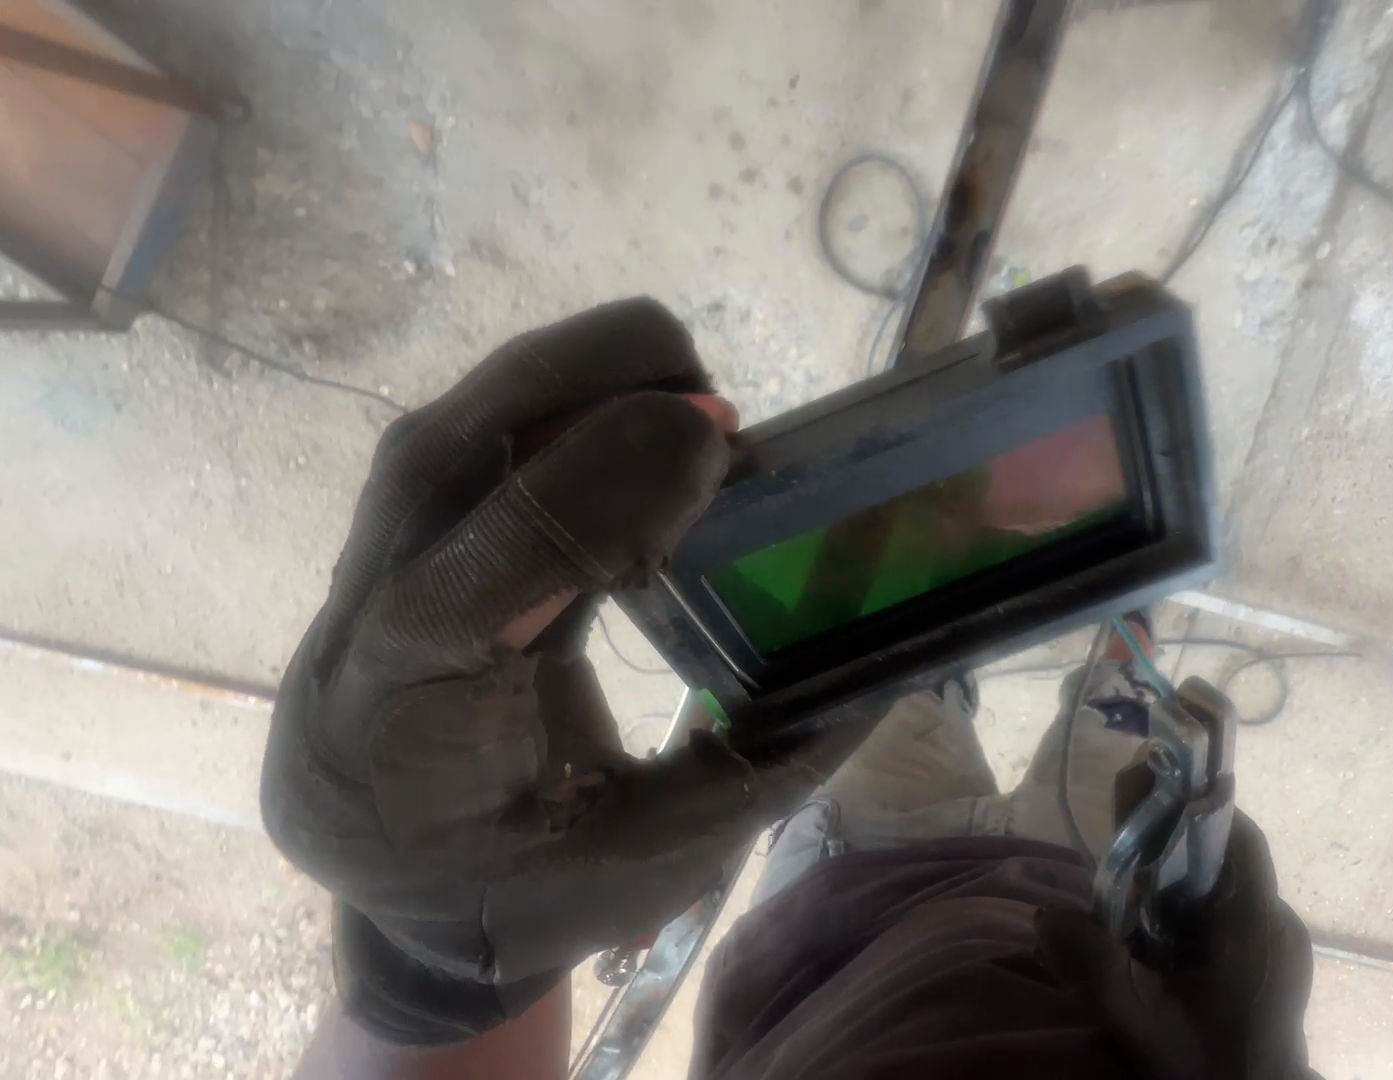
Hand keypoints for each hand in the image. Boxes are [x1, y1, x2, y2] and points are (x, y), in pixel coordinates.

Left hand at [260, 300, 865, 1044]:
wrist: (417, 906)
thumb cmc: (540, 898)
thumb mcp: (670, 855)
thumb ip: (776, 761)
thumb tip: (880, 670)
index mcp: (414, 736)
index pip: (472, 585)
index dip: (595, 495)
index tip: (718, 439)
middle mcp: (365, 634)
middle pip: (448, 453)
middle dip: (584, 390)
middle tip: (715, 403)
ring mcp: (373, 579)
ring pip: (460, 428)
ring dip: (577, 383)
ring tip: (691, 402)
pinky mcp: (417, 550)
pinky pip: (481, 444)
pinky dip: (567, 411)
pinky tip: (646, 427)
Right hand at [1034, 812, 1317, 1079]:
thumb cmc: (1206, 1065)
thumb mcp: (1138, 1015)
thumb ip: (1090, 960)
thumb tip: (1043, 915)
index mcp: (1257, 922)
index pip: (1237, 834)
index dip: (1193, 807)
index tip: (1148, 800)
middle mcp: (1276, 923)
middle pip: (1221, 858)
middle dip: (1170, 847)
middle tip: (1122, 854)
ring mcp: (1277, 946)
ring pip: (1221, 888)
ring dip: (1176, 882)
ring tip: (1131, 897)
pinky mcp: (1269, 966)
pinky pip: (1226, 915)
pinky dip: (1188, 911)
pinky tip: (1154, 936)